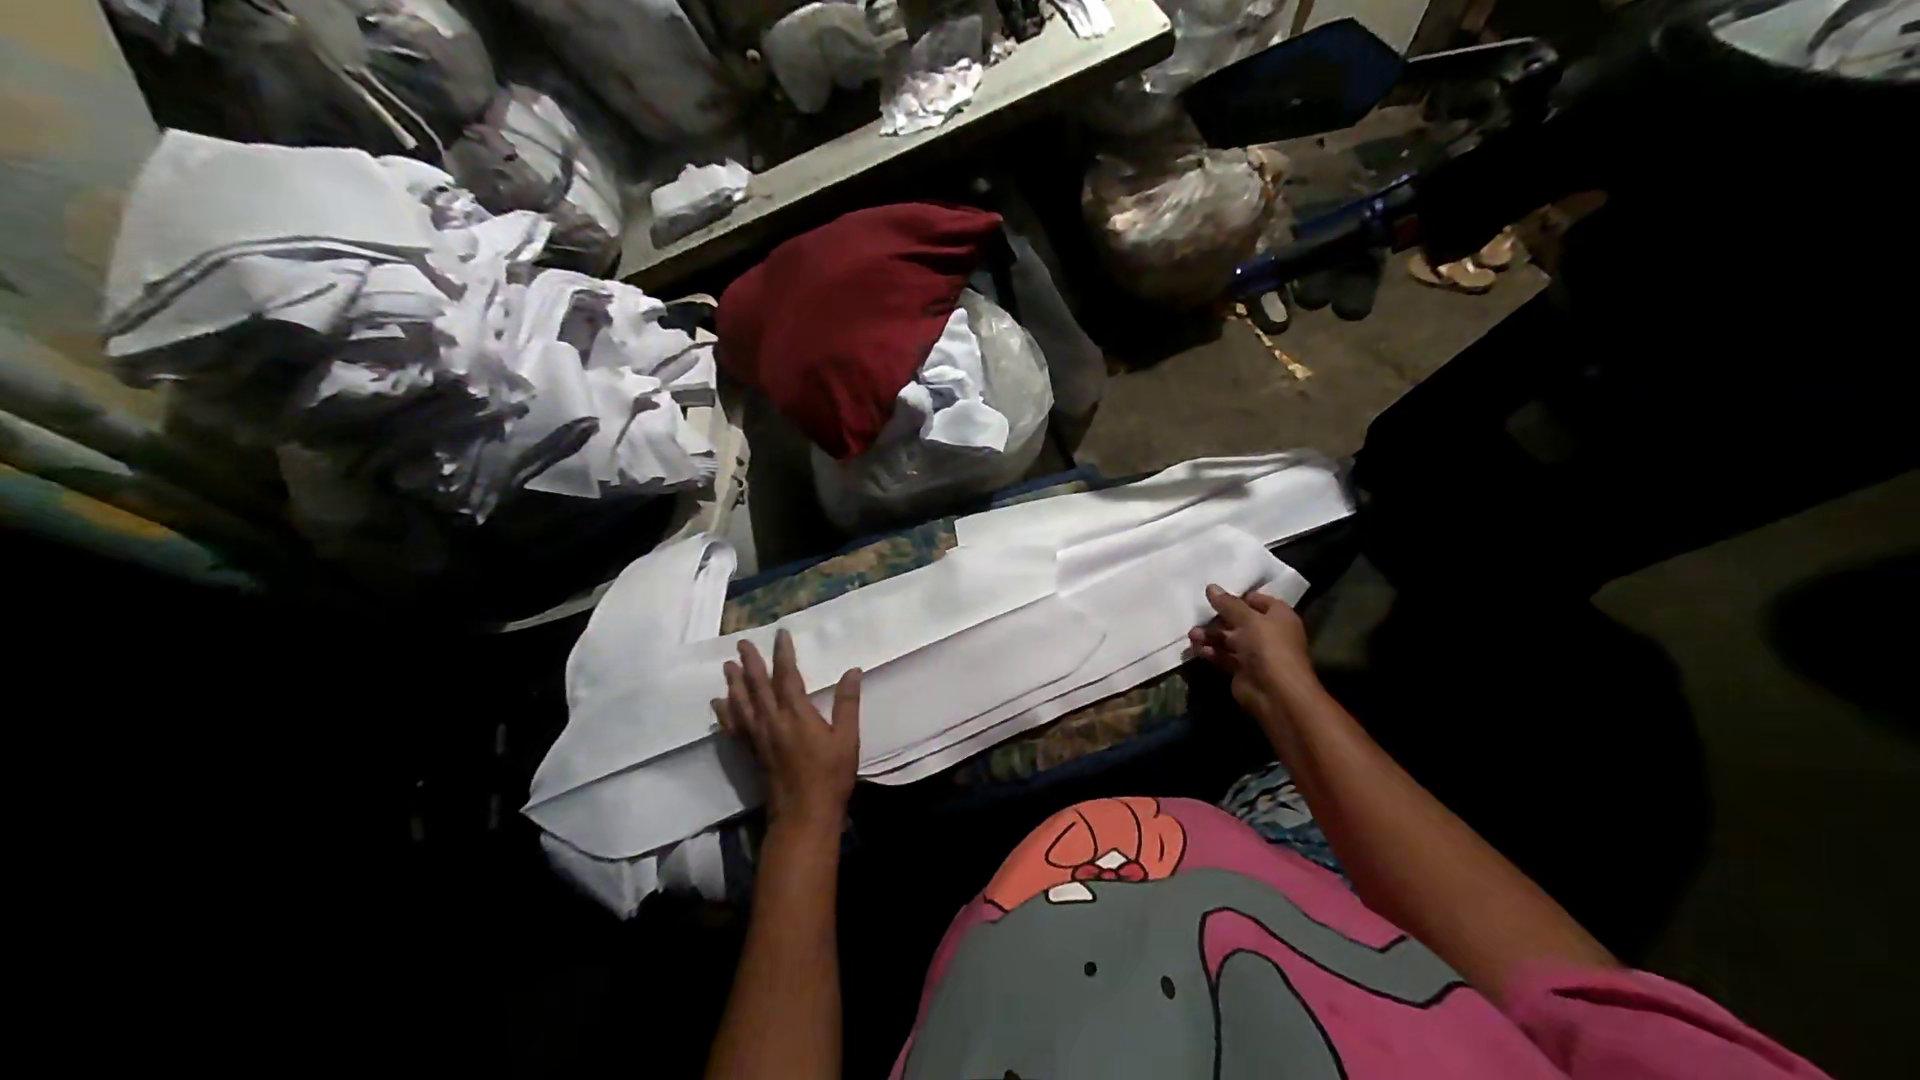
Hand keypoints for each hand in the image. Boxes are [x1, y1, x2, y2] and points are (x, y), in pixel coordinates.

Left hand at [715, 630, 861, 833]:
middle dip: (751, 663)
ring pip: (742, 703)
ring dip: (735, 682)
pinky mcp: (752, 752)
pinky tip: (719, 704)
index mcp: (796, 714)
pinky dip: (726, 713)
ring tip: (727, 666)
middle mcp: (772, 721)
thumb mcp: (847, 738)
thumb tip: (853, 670)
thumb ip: (847, 703)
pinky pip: (734, 727)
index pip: (787, 676)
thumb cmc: (830, 776)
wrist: (803, 815)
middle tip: (742, 643)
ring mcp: (759, 738)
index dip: (783, 653)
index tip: (780, 634)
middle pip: (758, 685)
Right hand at [1188, 584, 1317, 720]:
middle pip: (1238, 620)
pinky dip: (1211, 651)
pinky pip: (1224, 656)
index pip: (1256, 600)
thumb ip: (1228, 604)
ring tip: (1192, 635)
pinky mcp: (1242, 669)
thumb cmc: (1268, 647)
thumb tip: (1211, 587)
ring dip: (1210, 636)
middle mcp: (1268, 632)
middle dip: (1217, 619)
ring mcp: (1255, 652)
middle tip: (1197, 617)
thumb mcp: (1248, 619)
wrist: (1275, 692)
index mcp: (1278, 616)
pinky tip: (1197, 649)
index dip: (1236, 597)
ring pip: (1228, 639)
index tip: (1214, 596)